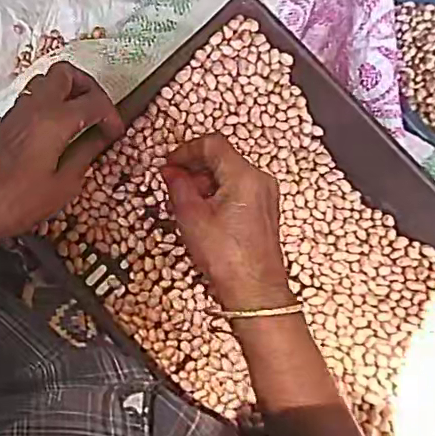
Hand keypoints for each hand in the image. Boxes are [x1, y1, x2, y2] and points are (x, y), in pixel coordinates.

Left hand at [0, 62, 123, 249]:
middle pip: (66, 73)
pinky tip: (59, 129)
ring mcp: (18, 111)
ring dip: (68, 91)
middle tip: (99, 112)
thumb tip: (101, 137)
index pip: (93, 102)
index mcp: (54, 120)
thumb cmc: (21, 202)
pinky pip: (34, 98)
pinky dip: (51, 103)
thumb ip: (85, 153)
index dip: (111, 116)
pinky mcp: (7, 122)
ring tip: (81, 118)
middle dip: (89, 87)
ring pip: (47, 81)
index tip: (116, 133)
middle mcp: (35, 107)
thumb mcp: (64, 184)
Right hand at [159, 133, 292, 309]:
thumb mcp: (191, 217)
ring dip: (204, 182)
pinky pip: (237, 190)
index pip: (212, 144)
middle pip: (222, 157)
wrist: (254, 291)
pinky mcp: (263, 210)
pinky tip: (202, 214)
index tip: (170, 163)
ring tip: (185, 203)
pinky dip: (217, 193)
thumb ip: (178, 186)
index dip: (186, 150)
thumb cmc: (228, 259)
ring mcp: (265, 196)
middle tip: (172, 182)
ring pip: (229, 174)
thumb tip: (170, 171)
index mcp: (244, 176)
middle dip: (194, 167)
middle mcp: (259, 181)